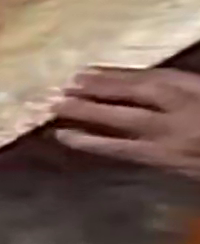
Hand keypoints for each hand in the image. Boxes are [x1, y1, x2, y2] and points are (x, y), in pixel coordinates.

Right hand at [52, 67, 199, 180]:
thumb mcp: (199, 170)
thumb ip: (175, 159)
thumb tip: (131, 148)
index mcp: (172, 153)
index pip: (115, 146)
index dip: (85, 141)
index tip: (58, 134)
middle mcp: (178, 127)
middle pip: (123, 114)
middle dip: (87, 106)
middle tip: (57, 98)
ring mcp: (198, 103)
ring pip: (147, 89)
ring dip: (111, 82)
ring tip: (82, 76)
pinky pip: (178, 78)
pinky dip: (152, 74)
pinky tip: (132, 73)